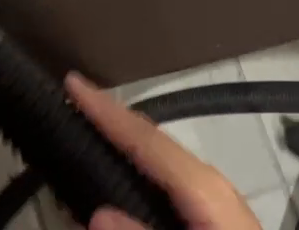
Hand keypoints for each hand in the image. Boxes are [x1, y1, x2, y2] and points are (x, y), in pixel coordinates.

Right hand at [66, 73, 262, 229]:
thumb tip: (99, 214)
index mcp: (211, 200)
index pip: (151, 144)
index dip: (109, 114)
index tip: (72, 82)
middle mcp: (220, 197)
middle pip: (162, 148)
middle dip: (119, 123)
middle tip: (75, 103)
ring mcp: (226, 214)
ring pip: (171, 168)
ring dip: (132, 149)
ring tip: (93, 133)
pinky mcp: (223, 226)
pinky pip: (179, 192)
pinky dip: (149, 177)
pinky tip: (130, 185)